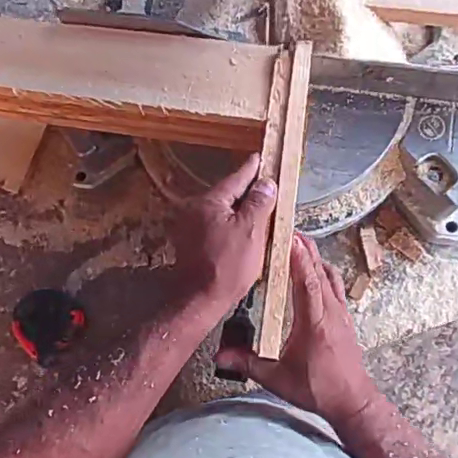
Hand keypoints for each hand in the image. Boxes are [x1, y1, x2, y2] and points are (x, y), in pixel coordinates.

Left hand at [169, 153, 277, 312]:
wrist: (200, 300)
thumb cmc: (227, 267)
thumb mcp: (251, 231)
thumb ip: (259, 203)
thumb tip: (266, 183)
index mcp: (209, 202)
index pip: (236, 178)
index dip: (253, 169)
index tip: (262, 158)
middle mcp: (194, 209)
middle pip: (227, 194)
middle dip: (248, 192)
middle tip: (269, 187)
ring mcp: (189, 227)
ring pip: (221, 211)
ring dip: (240, 212)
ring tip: (262, 213)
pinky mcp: (190, 243)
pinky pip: (215, 226)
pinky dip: (230, 226)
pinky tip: (244, 234)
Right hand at [215, 234, 379, 425]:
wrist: (353, 402)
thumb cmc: (317, 390)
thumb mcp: (277, 378)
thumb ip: (247, 363)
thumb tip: (219, 355)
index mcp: (314, 322)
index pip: (307, 281)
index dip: (298, 257)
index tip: (287, 237)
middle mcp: (331, 313)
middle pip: (319, 271)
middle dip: (305, 249)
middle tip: (288, 229)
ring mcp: (341, 315)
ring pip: (330, 277)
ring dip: (315, 259)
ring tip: (299, 245)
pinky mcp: (345, 320)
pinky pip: (335, 288)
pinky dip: (323, 273)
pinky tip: (314, 271)